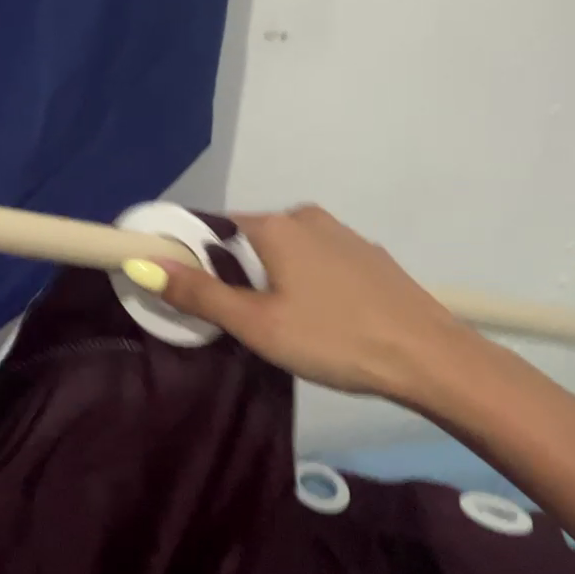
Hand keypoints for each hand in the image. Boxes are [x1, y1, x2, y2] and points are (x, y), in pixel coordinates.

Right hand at [145, 204, 485, 408]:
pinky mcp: (368, 255)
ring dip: (273, 277)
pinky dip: (307, 281)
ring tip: (283, 325)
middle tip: (241, 321)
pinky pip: (319, 261)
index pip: (213, 227)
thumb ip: (200, 294)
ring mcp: (343, 233)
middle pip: (249, 238)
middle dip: (236, 272)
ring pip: (287, 250)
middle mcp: (306, 216)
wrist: (428, 357)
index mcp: (275, 225)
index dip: (194, 256)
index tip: (191, 292)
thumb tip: (145, 263)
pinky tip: (322, 319)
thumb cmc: (333, 338)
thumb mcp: (257, 324)